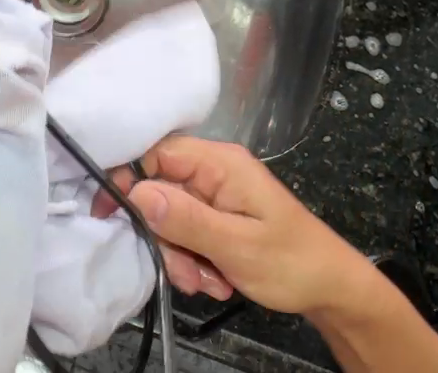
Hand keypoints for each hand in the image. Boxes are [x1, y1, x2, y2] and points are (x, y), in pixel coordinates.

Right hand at [105, 136, 375, 314]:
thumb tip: (137, 191)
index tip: (110, 214)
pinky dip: (194, 261)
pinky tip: (216, 280)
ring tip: (210, 281)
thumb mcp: (235, 244)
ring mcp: (218, 194)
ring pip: (171, 218)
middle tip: (186, 272)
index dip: (130, 178)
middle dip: (165, 236)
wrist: (327, 285)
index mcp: (221, 163)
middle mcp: (216, 171)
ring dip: (182, 256)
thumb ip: (185, 218)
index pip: (159, 153)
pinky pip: (188, 233)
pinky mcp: (219, 217)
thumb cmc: (289, 260)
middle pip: (161, 191)